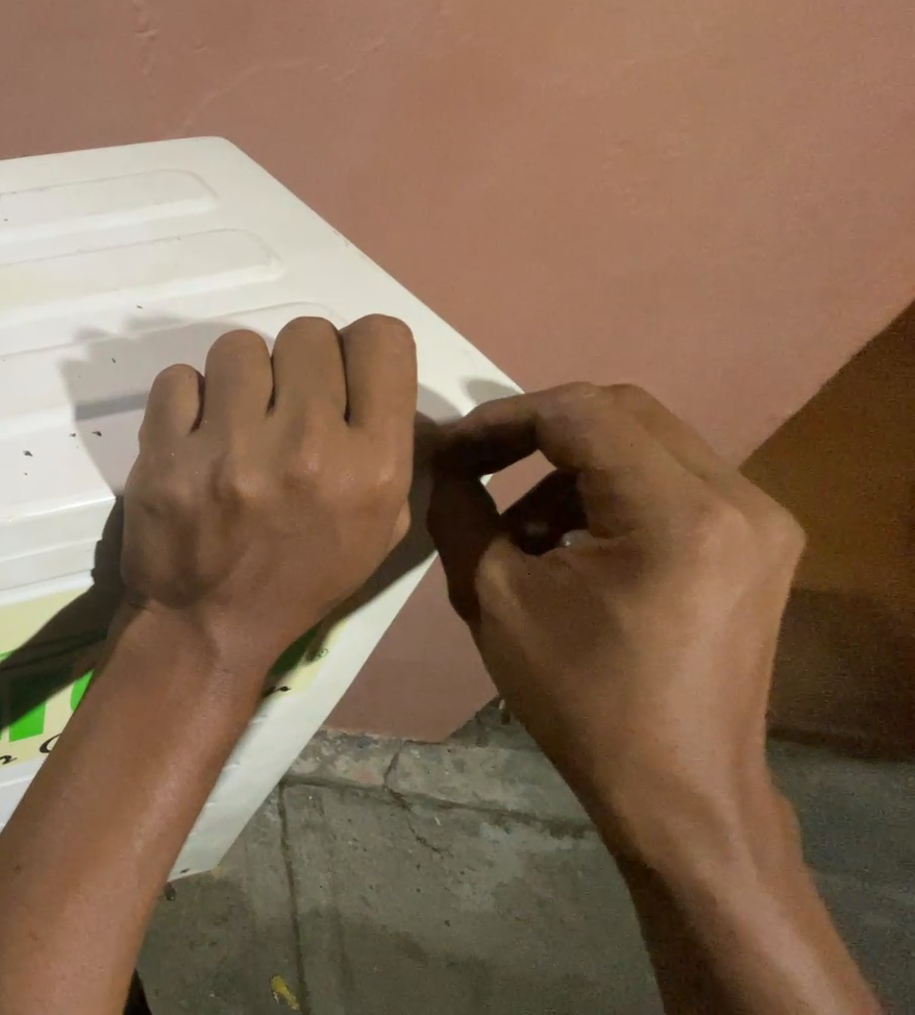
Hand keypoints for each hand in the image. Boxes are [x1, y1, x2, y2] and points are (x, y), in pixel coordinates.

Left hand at [120, 317, 417, 681]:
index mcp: (373, 467)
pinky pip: (178, 377)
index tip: (338, 376)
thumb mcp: (379, 529)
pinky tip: (191, 434)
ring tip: (231, 421)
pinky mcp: (165, 454)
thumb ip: (391, 447)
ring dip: (237, 376)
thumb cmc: (298, 580)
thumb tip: (380, 377)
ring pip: (238, 347)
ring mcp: (228, 449)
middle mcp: (306, 447)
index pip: (381, 338)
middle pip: (307, 332)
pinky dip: (185, 398)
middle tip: (279, 404)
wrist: (206, 624)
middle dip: (295, 362)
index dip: (358, 349)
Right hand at [426, 383, 803, 859]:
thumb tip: (438, 462)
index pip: (579, 413)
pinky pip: (665, 480)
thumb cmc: (576, 693)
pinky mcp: (752, 543)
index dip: (499, 419)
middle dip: (531, 428)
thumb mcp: (492, 594)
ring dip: (563, 464)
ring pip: (642, 442)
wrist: (674, 785)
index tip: (445, 450)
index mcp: (676, 514)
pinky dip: (599, 492)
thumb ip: (458, 510)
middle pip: (620, 411)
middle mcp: (736, 499)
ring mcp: (757, 521)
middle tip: (470, 463)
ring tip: (511, 524)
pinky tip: (559, 546)